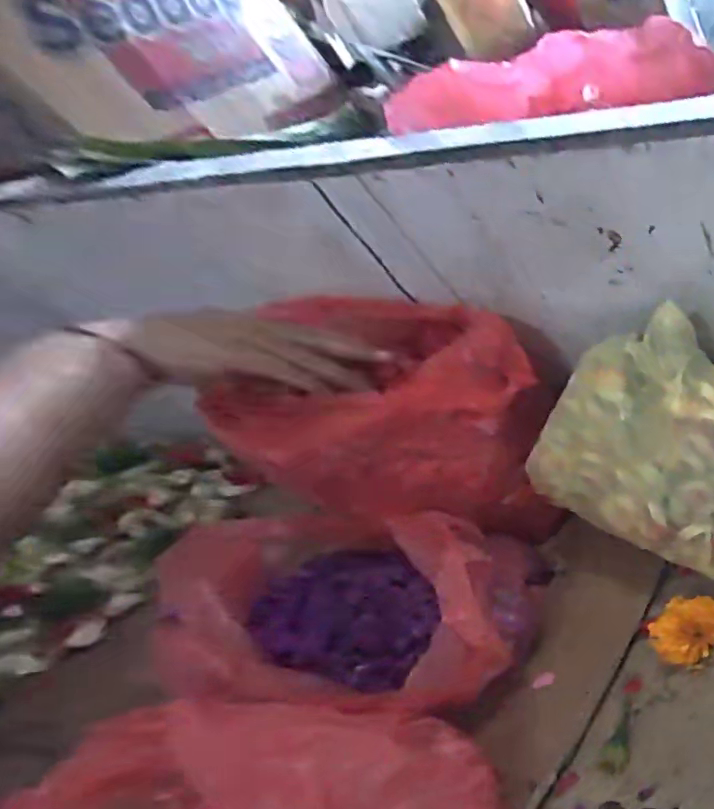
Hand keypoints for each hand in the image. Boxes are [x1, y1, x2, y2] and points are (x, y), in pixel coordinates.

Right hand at [79, 311, 393, 392]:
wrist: (137, 346)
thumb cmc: (189, 352)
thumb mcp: (240, 354)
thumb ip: (275, 365)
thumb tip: (306, 385)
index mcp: (266, 326)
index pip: (320, 334)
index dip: (354, 343)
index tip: (386, 353)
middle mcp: (266, 329)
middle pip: (324, 342)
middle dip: (361, 352)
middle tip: (394, 362)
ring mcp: (255, 341)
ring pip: (312, 359)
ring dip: (342, 375)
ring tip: (371, 390)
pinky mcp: (242, 357)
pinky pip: (286, 371)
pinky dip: (310, 383)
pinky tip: (329, 395)